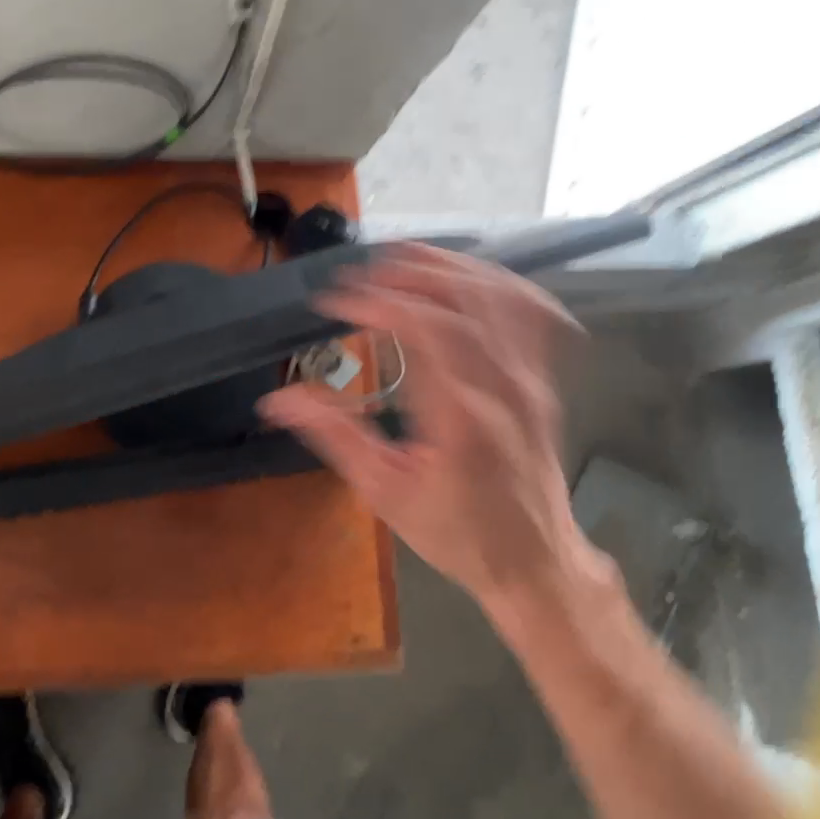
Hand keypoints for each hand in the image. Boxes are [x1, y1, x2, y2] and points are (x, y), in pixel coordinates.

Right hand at [260, 243, 601, 605]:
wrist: (533, 560)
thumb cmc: (455, 532)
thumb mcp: (384, 492)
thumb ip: (335, 436)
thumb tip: (277, 400)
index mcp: (461, 413)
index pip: (424, 328)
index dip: (376, 300)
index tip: (333, 301)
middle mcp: (504, 384)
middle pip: (464, 299)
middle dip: (409, 272)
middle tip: (361, 273)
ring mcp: (531, 379)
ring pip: (500, 296)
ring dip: (449, 267)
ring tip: (402, 258)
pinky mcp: (542, 381)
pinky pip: (531, 313)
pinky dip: (496, 282)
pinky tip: (467, 276)